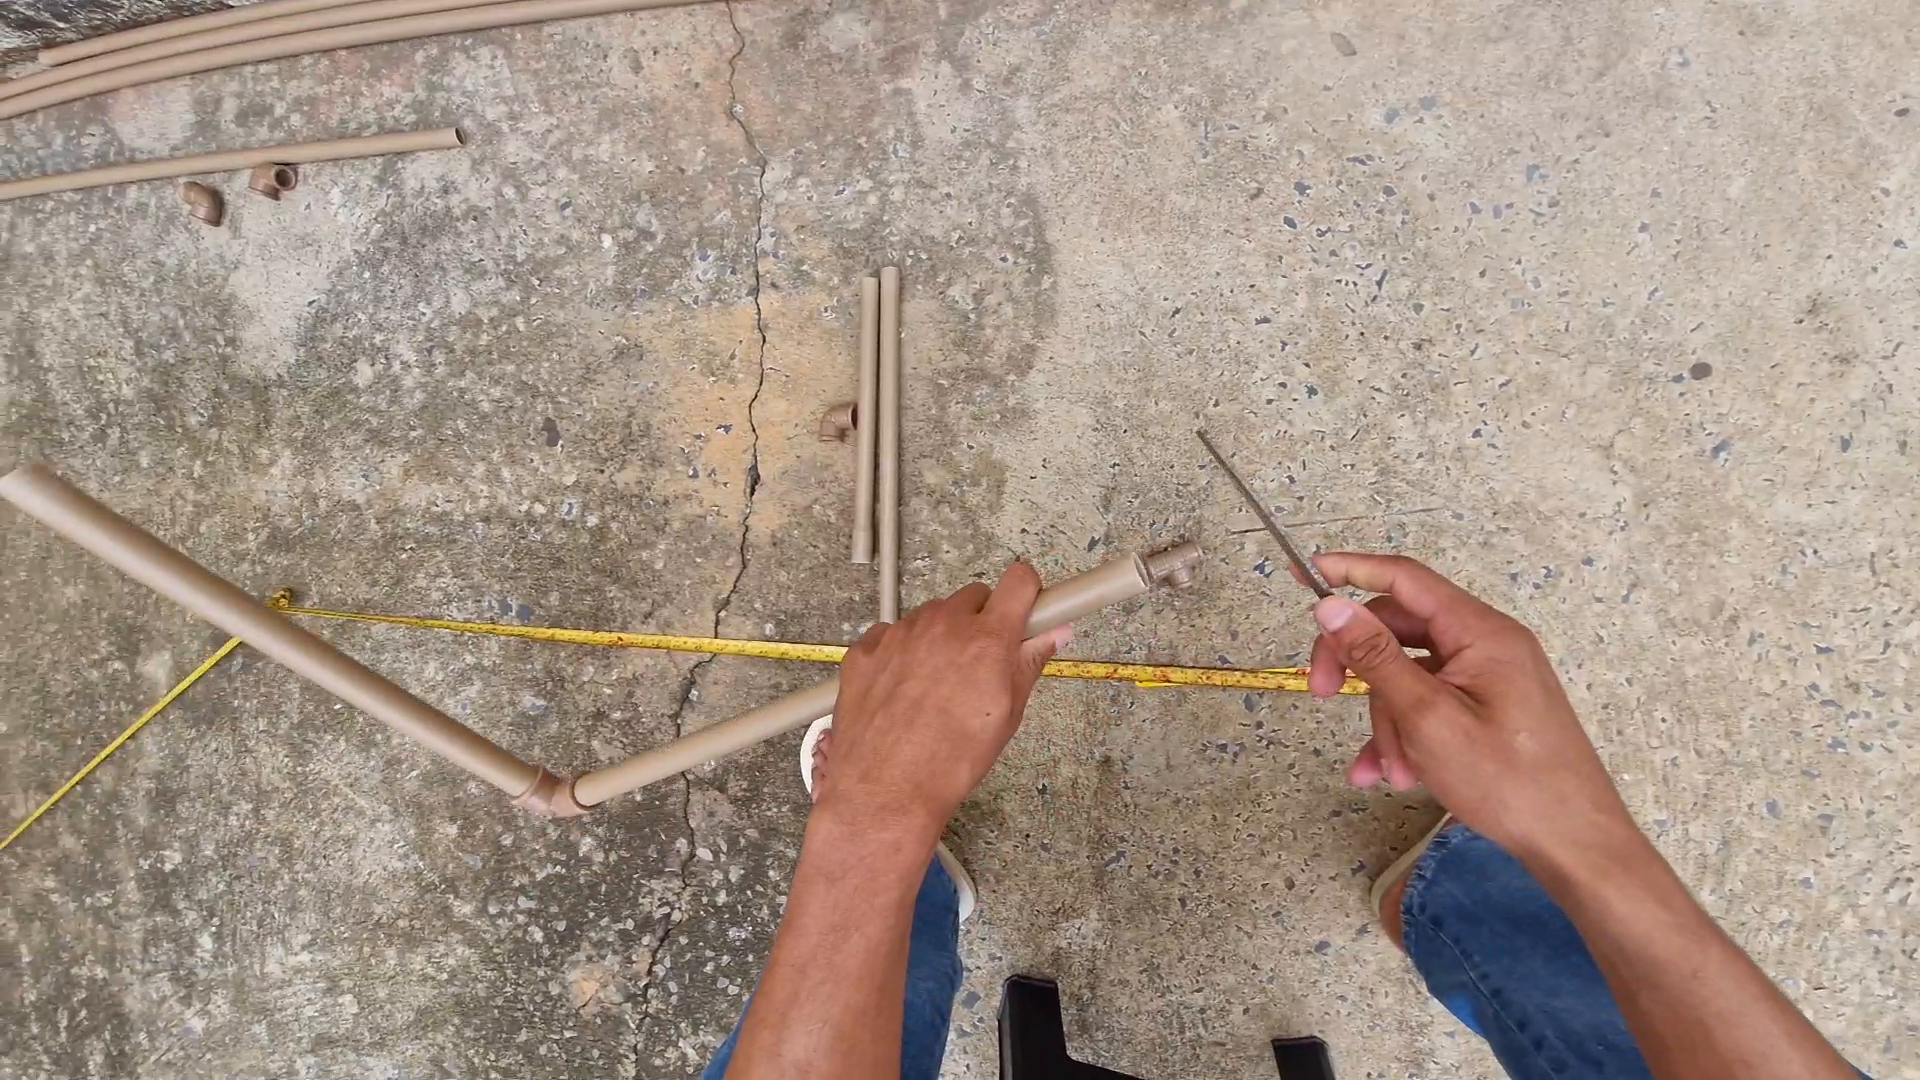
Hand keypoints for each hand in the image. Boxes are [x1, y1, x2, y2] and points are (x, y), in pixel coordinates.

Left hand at [817, 561, 1070, 841]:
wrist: (886, 789)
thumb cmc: (950, 761)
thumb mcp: (1007, 715)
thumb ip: (1029, 663)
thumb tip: (1053, 634)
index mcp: (986, 639)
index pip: (1019, 580)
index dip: (1027, 591)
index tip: (1027, 604)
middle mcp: (943, 625)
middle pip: (974, 596)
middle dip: (982, 620)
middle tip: (980, 661)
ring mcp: (900, 633)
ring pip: (932, 615)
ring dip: (940, 637)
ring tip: (937, 687)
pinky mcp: (867, 647)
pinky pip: (892, 634)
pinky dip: (901, 652)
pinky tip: (903, 691)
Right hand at [1300, 553, 1638, 863]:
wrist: (1577, 849)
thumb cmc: (1507, 780)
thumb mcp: (1426, 715)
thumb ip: (1374, 655)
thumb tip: (1329, 605)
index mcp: (1480, 632)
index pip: (1404, 578)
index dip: (1350, 569)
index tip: (1304, 571)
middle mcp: (1484, 644)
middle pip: (1396, 630)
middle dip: (1356, 665)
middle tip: (1320, 692)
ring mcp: (1484, 676)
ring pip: (1404, 672)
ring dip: (1384, 718)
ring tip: (1389, 767)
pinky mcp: (1482, 706)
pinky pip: (1424, 701)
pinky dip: (1400, 732)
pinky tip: (1386, 772)